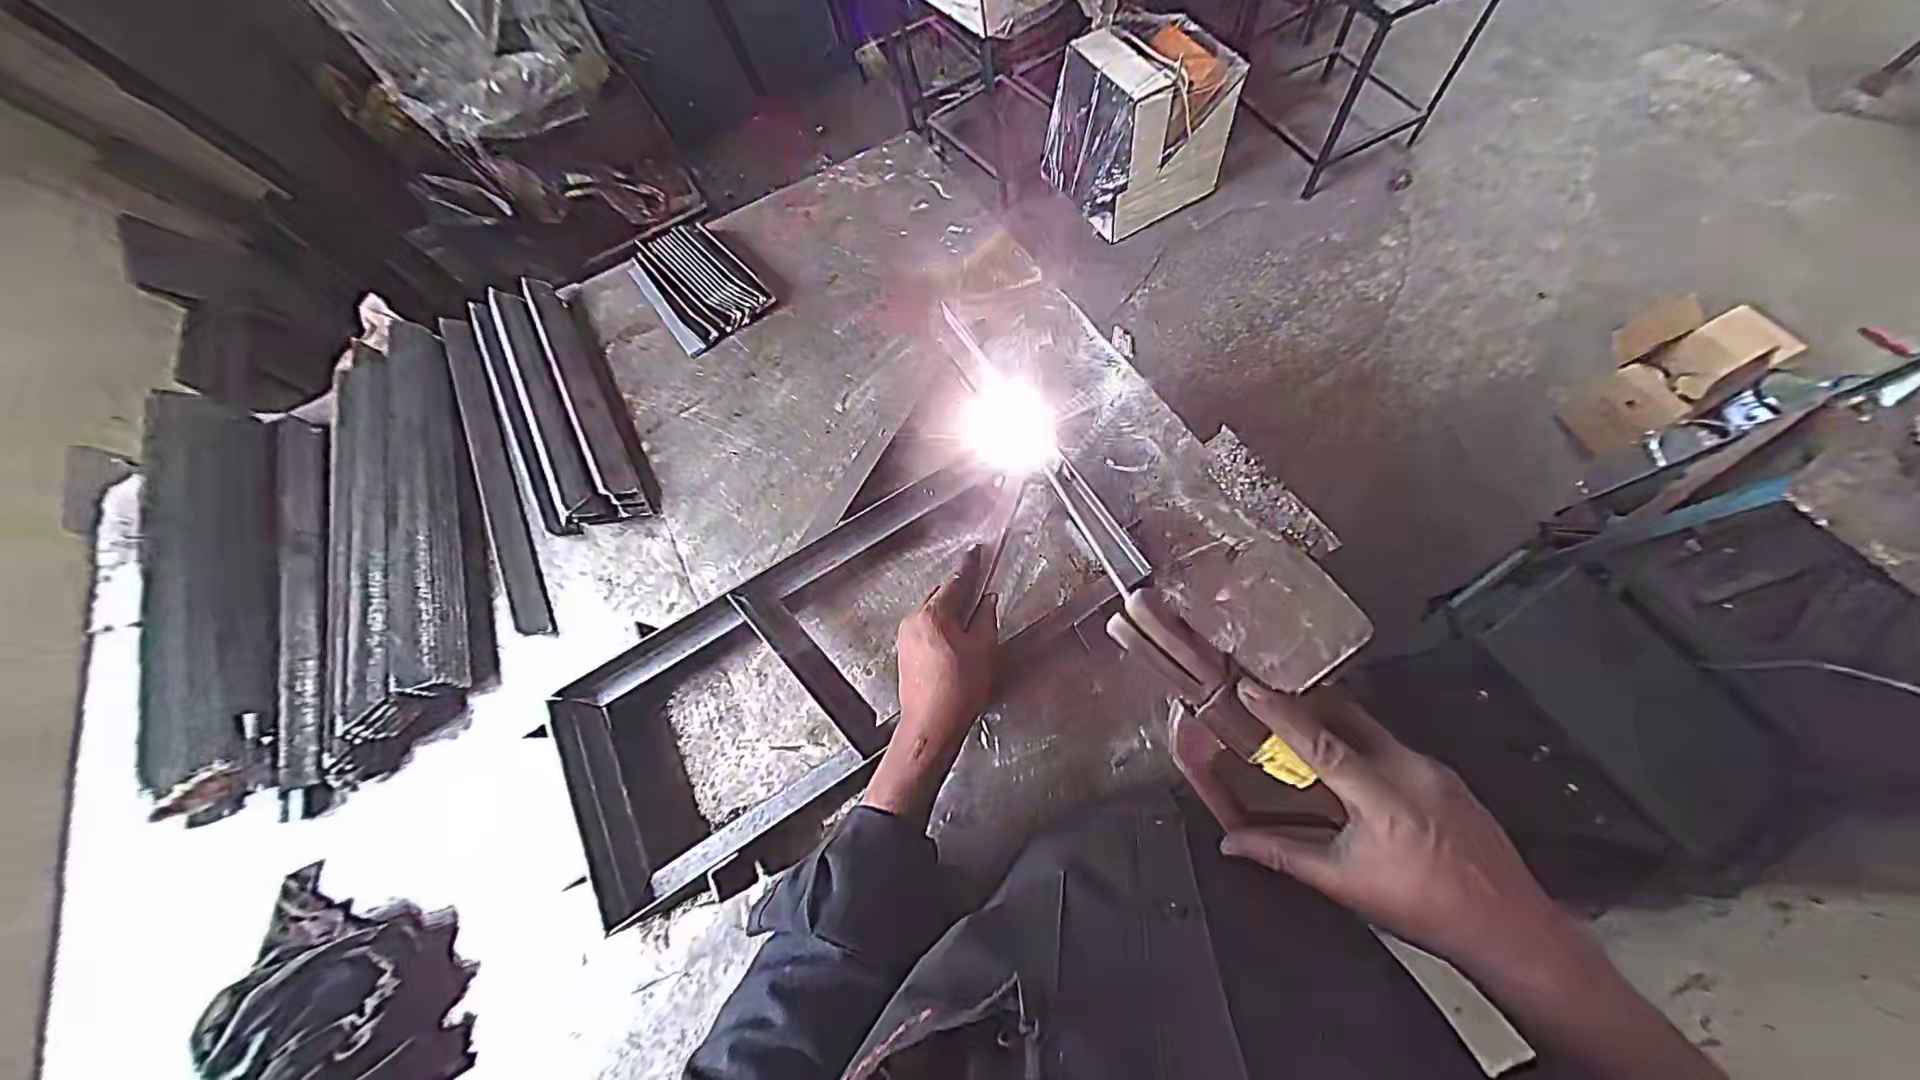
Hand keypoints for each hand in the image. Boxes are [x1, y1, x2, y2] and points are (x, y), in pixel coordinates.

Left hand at [863, 546, 997, 823]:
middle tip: (979, 590)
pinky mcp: (904, 652)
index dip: (969, 566)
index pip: (956, 582)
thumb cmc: (959, 689)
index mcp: (934, 614)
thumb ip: (985, 619)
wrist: (931, 724)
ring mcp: (906, 636)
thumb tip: (987, 600)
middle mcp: (914, 620)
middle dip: (959, 592)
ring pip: (932, 612)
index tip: (975, 552)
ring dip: (950, 611)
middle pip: (941, 595)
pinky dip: (940, 627)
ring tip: (971, 621)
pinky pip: (925, 628)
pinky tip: (955, 640)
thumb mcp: (984, 649)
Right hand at [1200, 680, 1563, 971]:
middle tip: (1266, 690)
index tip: (1251, 689)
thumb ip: (1281, 854)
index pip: (1322, 743)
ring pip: (1368, 725)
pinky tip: (1346, 759)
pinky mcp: (1443, 772)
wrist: (1514, 930)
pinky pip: (1390, 741)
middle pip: (1345, 714)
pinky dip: (1358, 740)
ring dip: (1329, 719)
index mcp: (1386, 803)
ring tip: (1299, 725)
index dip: (1281, 714)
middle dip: (1301, 698)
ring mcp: (1432, 769)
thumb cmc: (1433, 911)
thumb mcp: (1344, 884)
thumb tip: (1235, 843)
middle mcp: (1413, 774)